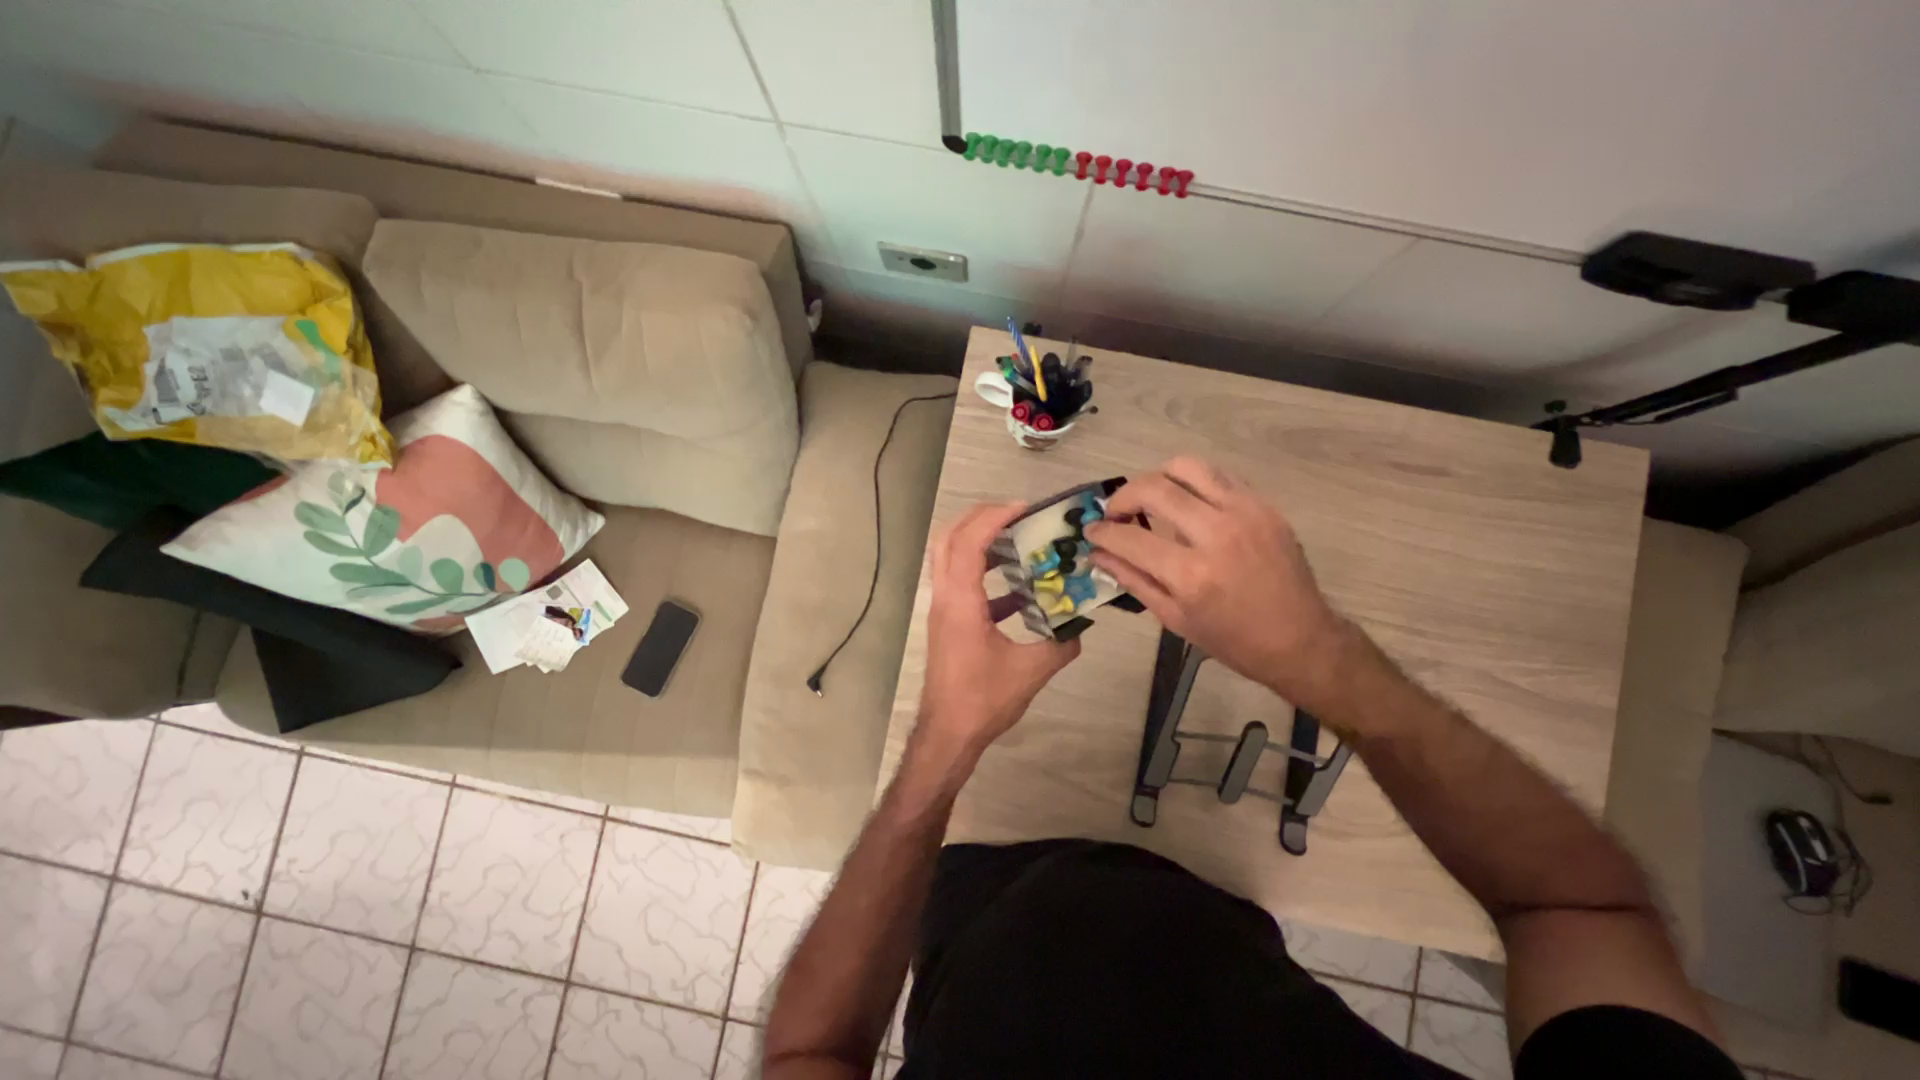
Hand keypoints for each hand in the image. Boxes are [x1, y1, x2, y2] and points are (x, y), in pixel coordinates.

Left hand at [919, 502, 1081, 754]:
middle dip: (979, 518)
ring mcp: (943, 610)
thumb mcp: (1031, 671)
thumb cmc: (983, 700)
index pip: (969, 542)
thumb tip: (1080, 625)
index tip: (1024, 508)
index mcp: (961, 602)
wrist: (948, 733)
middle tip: (1016, 514)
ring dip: (980, 543)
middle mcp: (945, 598)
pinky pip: (962, 584)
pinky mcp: (948, 624)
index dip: (993, 518)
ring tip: (1019, 540)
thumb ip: (1060, 643)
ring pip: (951, 559)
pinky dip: (986, 575)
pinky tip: (1019, 592)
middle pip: (949, 539)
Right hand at [1086, 457, 1351, 707]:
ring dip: (1158, 478)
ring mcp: (1244, 513)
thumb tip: (1097, 554)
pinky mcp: (1263, 505)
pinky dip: (1193, 484)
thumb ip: (1133, 580)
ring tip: (1151, 500)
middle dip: (1123, 497)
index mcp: (1190, 574)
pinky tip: (1188, 504)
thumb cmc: (1232, 640)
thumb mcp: (1174, 619)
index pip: (1129, 538)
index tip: (1091, 531)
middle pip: (1154, 489)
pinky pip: (1218, 476)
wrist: (1299, 639)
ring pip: (1187, 467)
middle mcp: (1216, 535)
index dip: (1102, 532)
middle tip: (1117, 514)